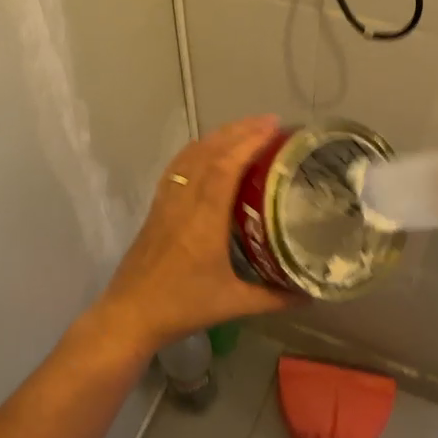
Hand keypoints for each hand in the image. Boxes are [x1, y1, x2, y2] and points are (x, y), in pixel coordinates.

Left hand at [93, 116, 299, 348]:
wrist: (129, 315)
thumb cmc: (181, 307)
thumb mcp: (232, 304)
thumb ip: (272, 298)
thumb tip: (308, 295)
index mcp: (204, 219)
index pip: (226, 166)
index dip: (249, 141)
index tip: (274, 127)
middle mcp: (183, 202)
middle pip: (208, 152)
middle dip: (237, 131)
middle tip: (268, 123)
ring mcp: (165, 204)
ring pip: (189, 158)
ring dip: (216, 138)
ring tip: (243, 131)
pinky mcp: (155, 211)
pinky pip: (176, 170)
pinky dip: (195, 153)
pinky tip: (207, 154)